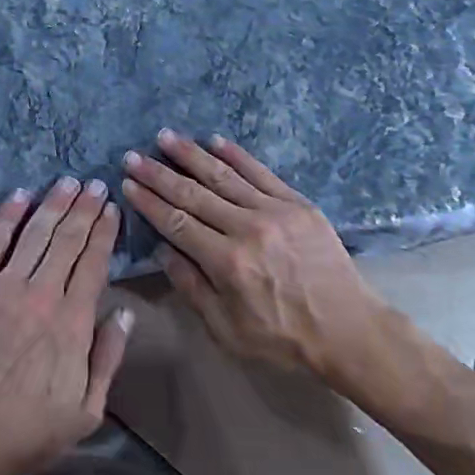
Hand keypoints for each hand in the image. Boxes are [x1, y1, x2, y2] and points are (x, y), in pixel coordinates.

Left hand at [0, 177, 132, 474]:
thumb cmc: (26, 430)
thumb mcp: (86, 410)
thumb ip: (108, 358)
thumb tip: (124, 312)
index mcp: (73, 321)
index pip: (94, 261)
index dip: (105, 231)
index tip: (112, 208)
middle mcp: (42, 294)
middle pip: (69, 239)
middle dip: (85, 208)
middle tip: (95, 183)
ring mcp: (3, 287)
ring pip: (36, 233)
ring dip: (54, 203)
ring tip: (68, 181)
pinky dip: (8, 216)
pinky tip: (21, 195)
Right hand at [122, 131, 389, 379]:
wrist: (346, 327)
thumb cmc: (281, 337)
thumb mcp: (226, 329)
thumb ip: (191, 287)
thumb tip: (164, 249)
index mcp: (226, 262)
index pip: (176, 222)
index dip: (149, 202)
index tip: (128, 183)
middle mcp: (246, 228)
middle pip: (193, 194)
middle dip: (159, 174)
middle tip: (134, 155)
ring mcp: (274, 210)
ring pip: (223, 176)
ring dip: (191, 154)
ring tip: (166, 136)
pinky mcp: (296, 202)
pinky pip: (260, 172)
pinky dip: (236, 155)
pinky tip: (215, 140)